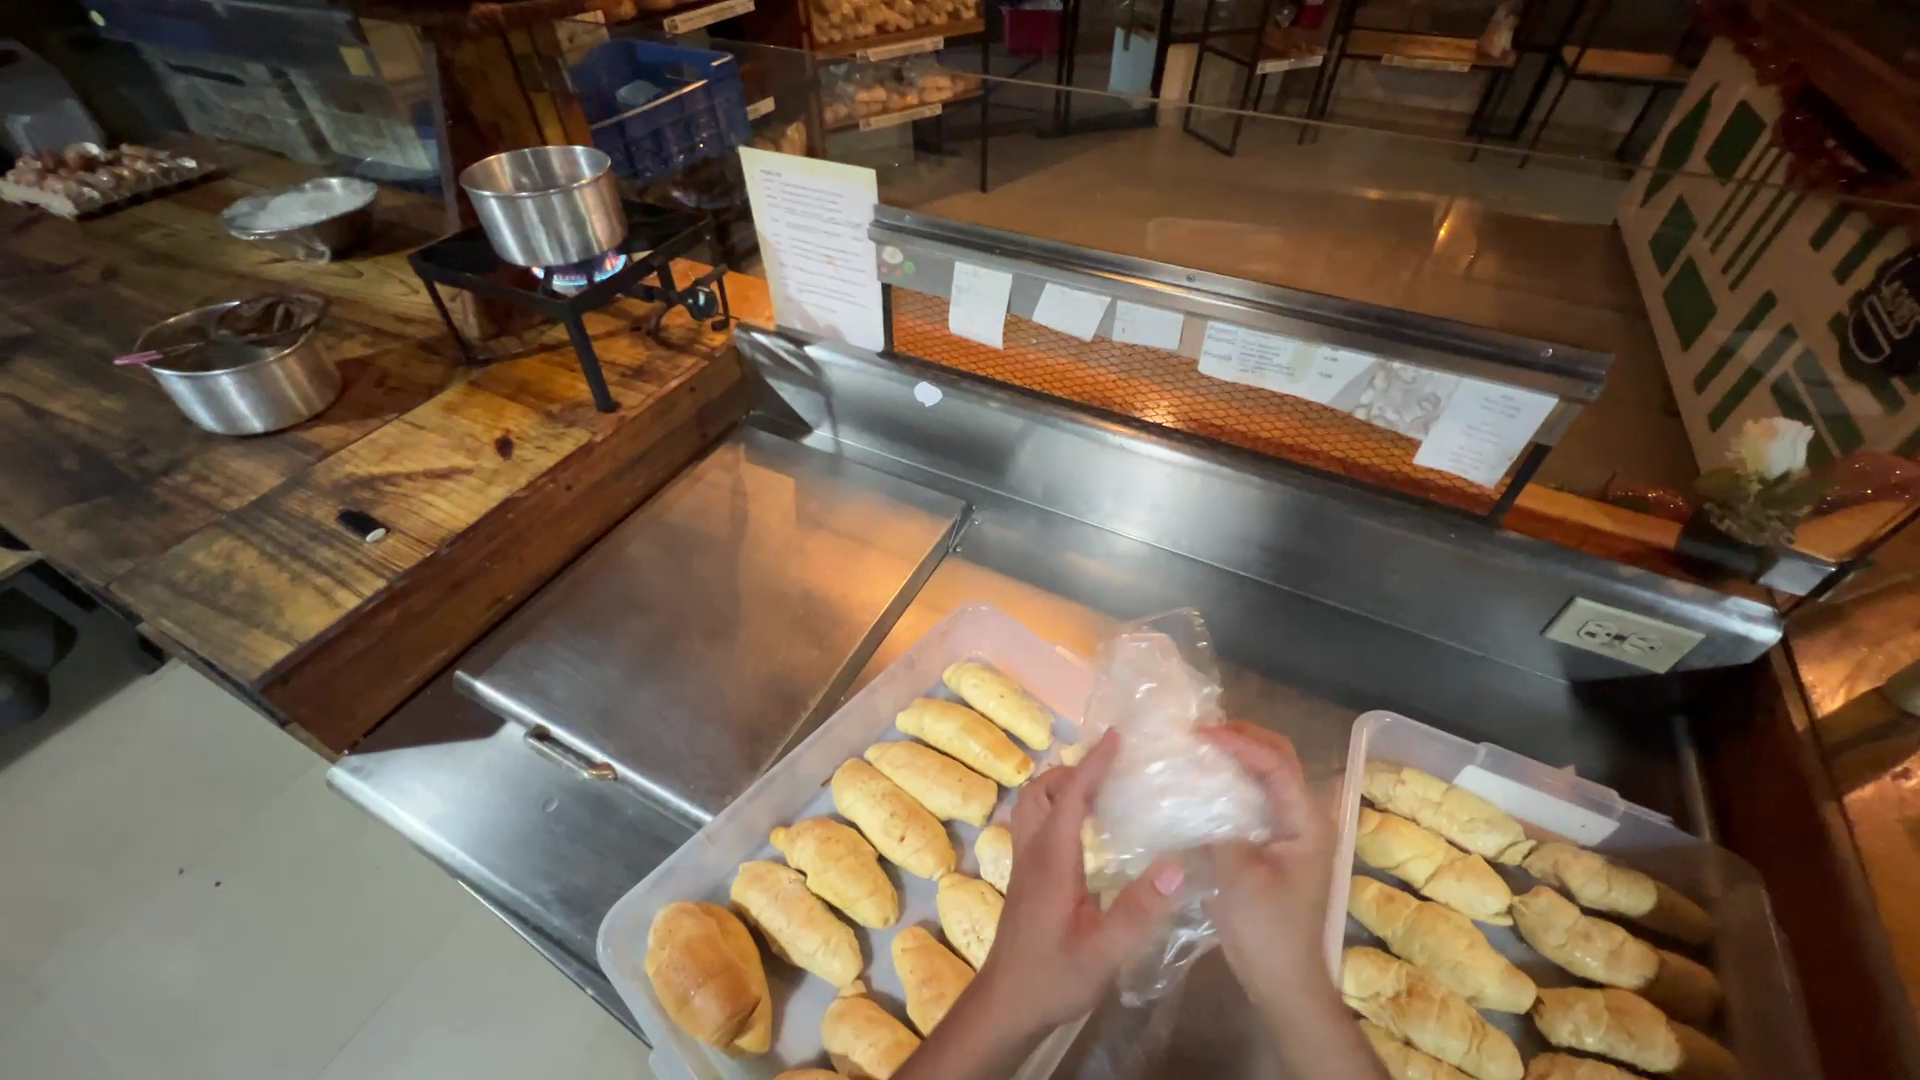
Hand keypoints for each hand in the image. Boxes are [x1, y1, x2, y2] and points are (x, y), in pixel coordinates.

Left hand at [896, 731, 1181, 1079]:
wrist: (1007, 1003)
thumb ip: (1138, 909)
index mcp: (1052, 858)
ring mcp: (1023, 861)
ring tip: (1099, 787)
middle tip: (1112, 765)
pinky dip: (1056, 805)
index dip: (1093, 764)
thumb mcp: (1104, 952)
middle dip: (1074, 769)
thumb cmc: (1054, 976)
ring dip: (1061, 785)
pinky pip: (1034, 820)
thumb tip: (1176, 864)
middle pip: (1042, 789)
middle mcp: (1032, 849)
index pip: (1071, 796)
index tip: (1116, 736)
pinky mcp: (1024, 874)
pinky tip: (1083, 826)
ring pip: (1032, 803)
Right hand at [1199, 723, 1336, 1001]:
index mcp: (1307, 823)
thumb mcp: (1236, 874)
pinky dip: (1234, 780)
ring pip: (1269, 775)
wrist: (1284, 981)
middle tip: (1200, 732)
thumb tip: (1190, 789)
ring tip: (1201, 747)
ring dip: (1239, 756)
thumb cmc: (1264, 929)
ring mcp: (1294, 831)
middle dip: (1243, 738)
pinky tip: (1206, 782)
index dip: (1239, 742)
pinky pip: (1258, 796)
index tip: (1200, 734)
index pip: (1276, 764)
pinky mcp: (1277, 844)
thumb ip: (1217, 825)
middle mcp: (1307, 819)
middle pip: (1280, 759)